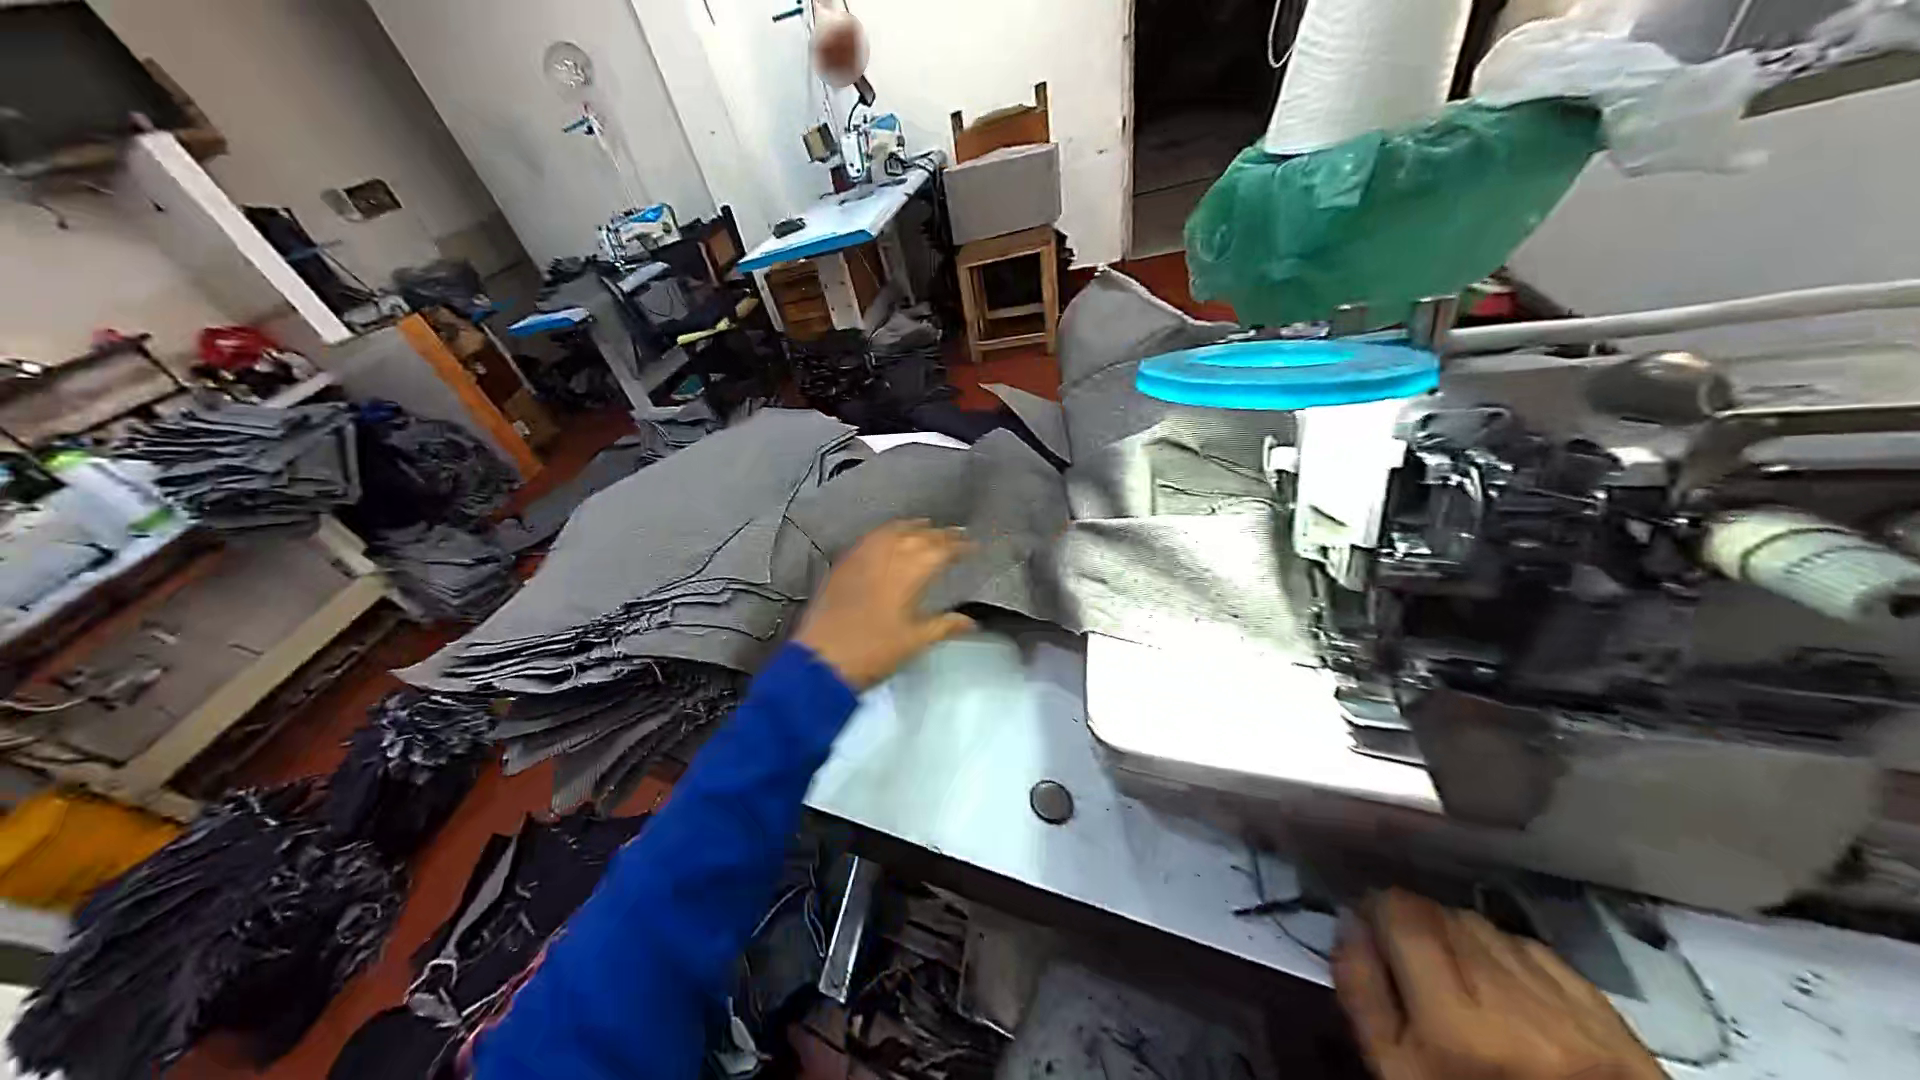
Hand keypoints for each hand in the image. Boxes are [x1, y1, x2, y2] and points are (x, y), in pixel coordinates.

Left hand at [794, 520, 976, 689]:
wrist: (821, 660)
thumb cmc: (872, 652)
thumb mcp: (914, 641)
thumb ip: (945, 626)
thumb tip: (970, 622)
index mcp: (908, 574)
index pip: (940, 550)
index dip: (959, 545)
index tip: (972, 545)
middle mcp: (886, 557)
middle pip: (918, 536)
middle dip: (940, 533)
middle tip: (955, 534)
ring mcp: (861, 558)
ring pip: (891, 531)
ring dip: (912, 527)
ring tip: (926, 526)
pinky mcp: (842, 565)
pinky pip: (868, 539)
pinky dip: (885, 532)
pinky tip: (888, 536)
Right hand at [1333, 890, 1664, 1079]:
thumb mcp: (1395, 1072)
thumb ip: (1362, 994)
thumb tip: (1350, 922)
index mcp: (1457, 1029)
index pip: (1403, 915)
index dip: (1377, 907)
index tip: (1368, 922)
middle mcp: (1517, 1007)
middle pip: (1444, 915)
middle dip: (1415, 923)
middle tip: (1405, 951)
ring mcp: (1571, 1011)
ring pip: (1488, 927)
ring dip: (1459, 936)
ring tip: (1454, 973)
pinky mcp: (1608, 1017)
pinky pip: (1537, 951)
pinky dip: (1507, 955)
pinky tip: (1501, 986)